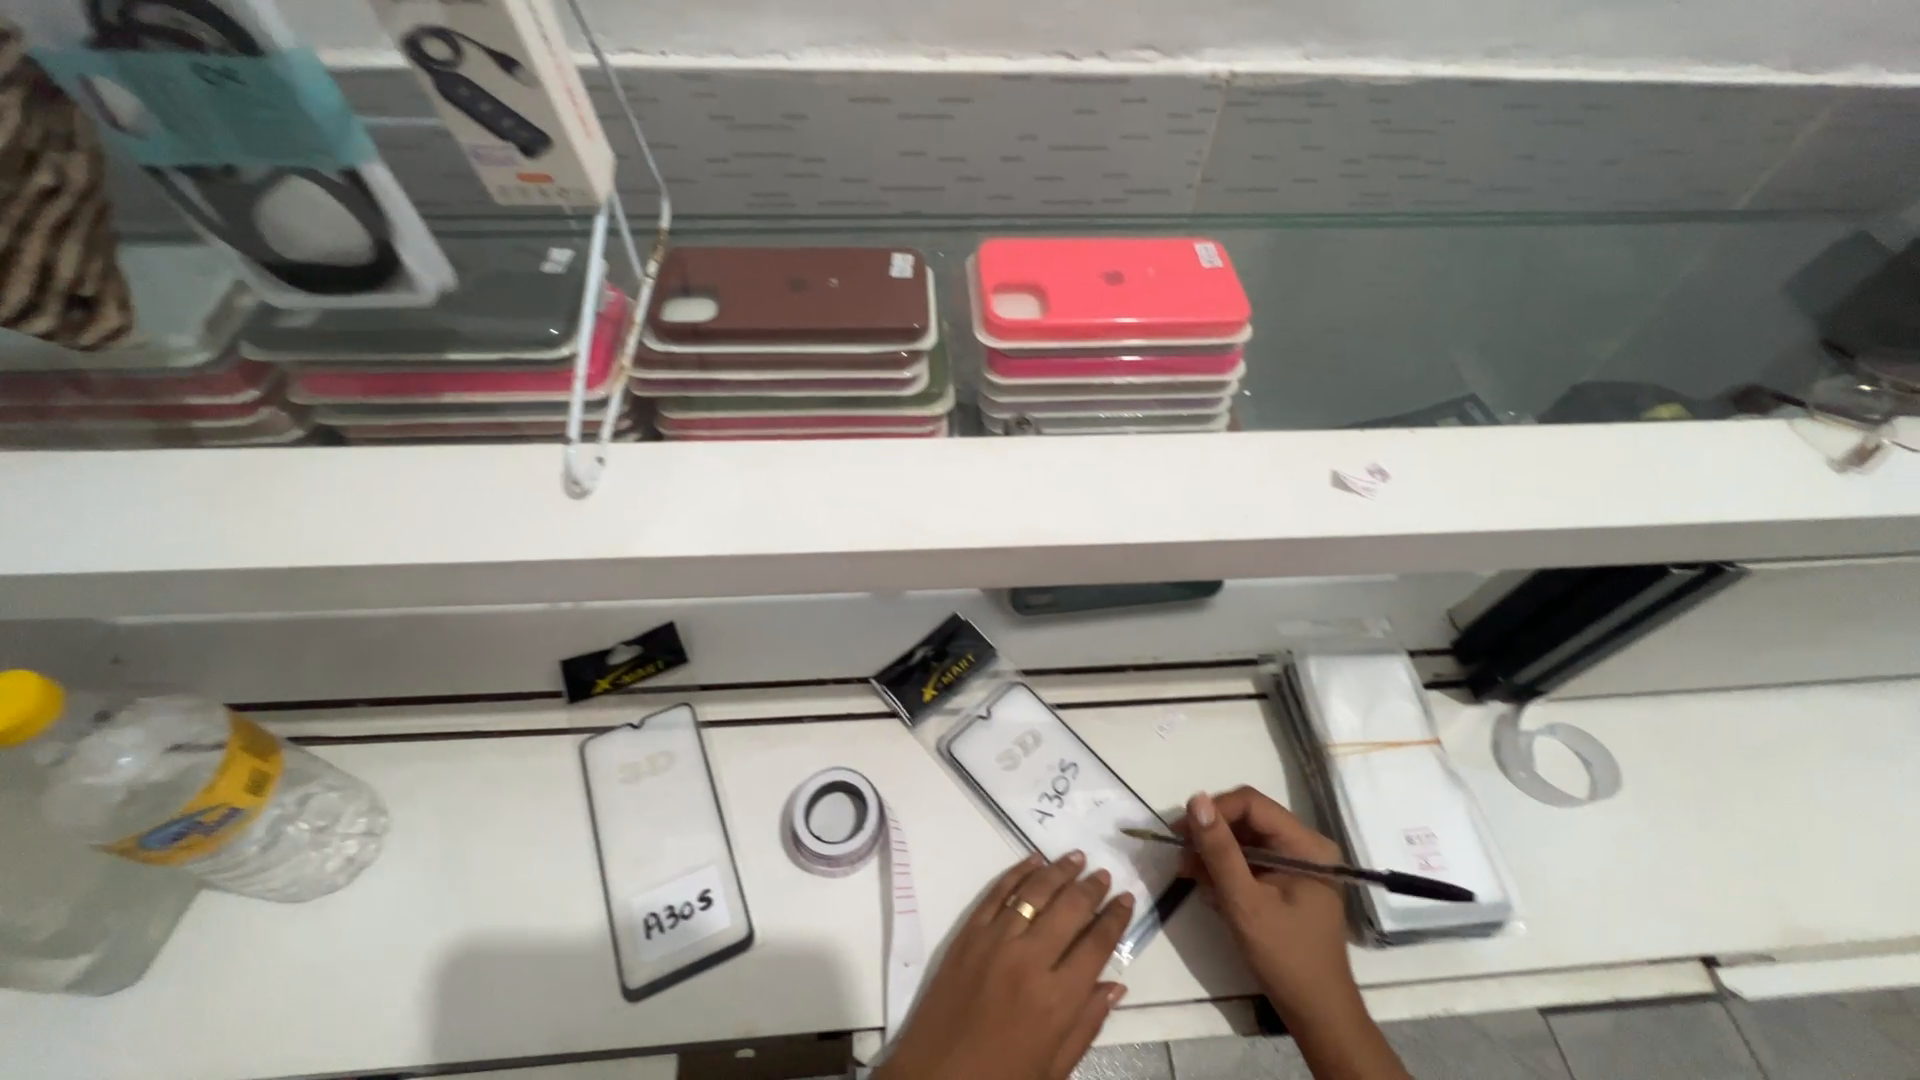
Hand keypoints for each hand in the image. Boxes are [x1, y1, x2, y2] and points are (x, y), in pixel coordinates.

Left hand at [877, 851, 1133, 1079]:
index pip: (1097, 944)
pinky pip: (996, 893)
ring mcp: (995, 942)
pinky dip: (1017, 873)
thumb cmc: (1001, 1079)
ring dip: (1059, 871)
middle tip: (1104, 873)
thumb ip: (1087, 1024)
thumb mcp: (1055, 1067)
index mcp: (1057, 999)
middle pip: (1069, 909)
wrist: (934, 1079)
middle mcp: (1030, 960)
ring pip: (1035, 893)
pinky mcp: (967, 934)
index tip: (1127, 899)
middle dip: (1091, 888)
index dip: (1116, 918)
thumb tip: (1116, 984)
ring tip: (1076, 857)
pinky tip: (1033, 861)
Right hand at [1176, 787, 1409, 1079]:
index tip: (1181, 834)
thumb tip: (1195, 801)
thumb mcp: (1244, 903)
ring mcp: (1296, 863)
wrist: (1316, 1012)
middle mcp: (1304, 845)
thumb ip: (1219, 851)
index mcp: (1306, 845)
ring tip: (1191, 876)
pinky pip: (1248, 860)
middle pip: (1246, 819)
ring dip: (1213, 854)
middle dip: (1211, 836)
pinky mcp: (1285, 881)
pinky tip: (1210, 890)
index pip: (1251, 804)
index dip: (1214, 811)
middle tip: (1181, 858)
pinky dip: (1225, 870)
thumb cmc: (1285, 957)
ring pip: (1243, 839)